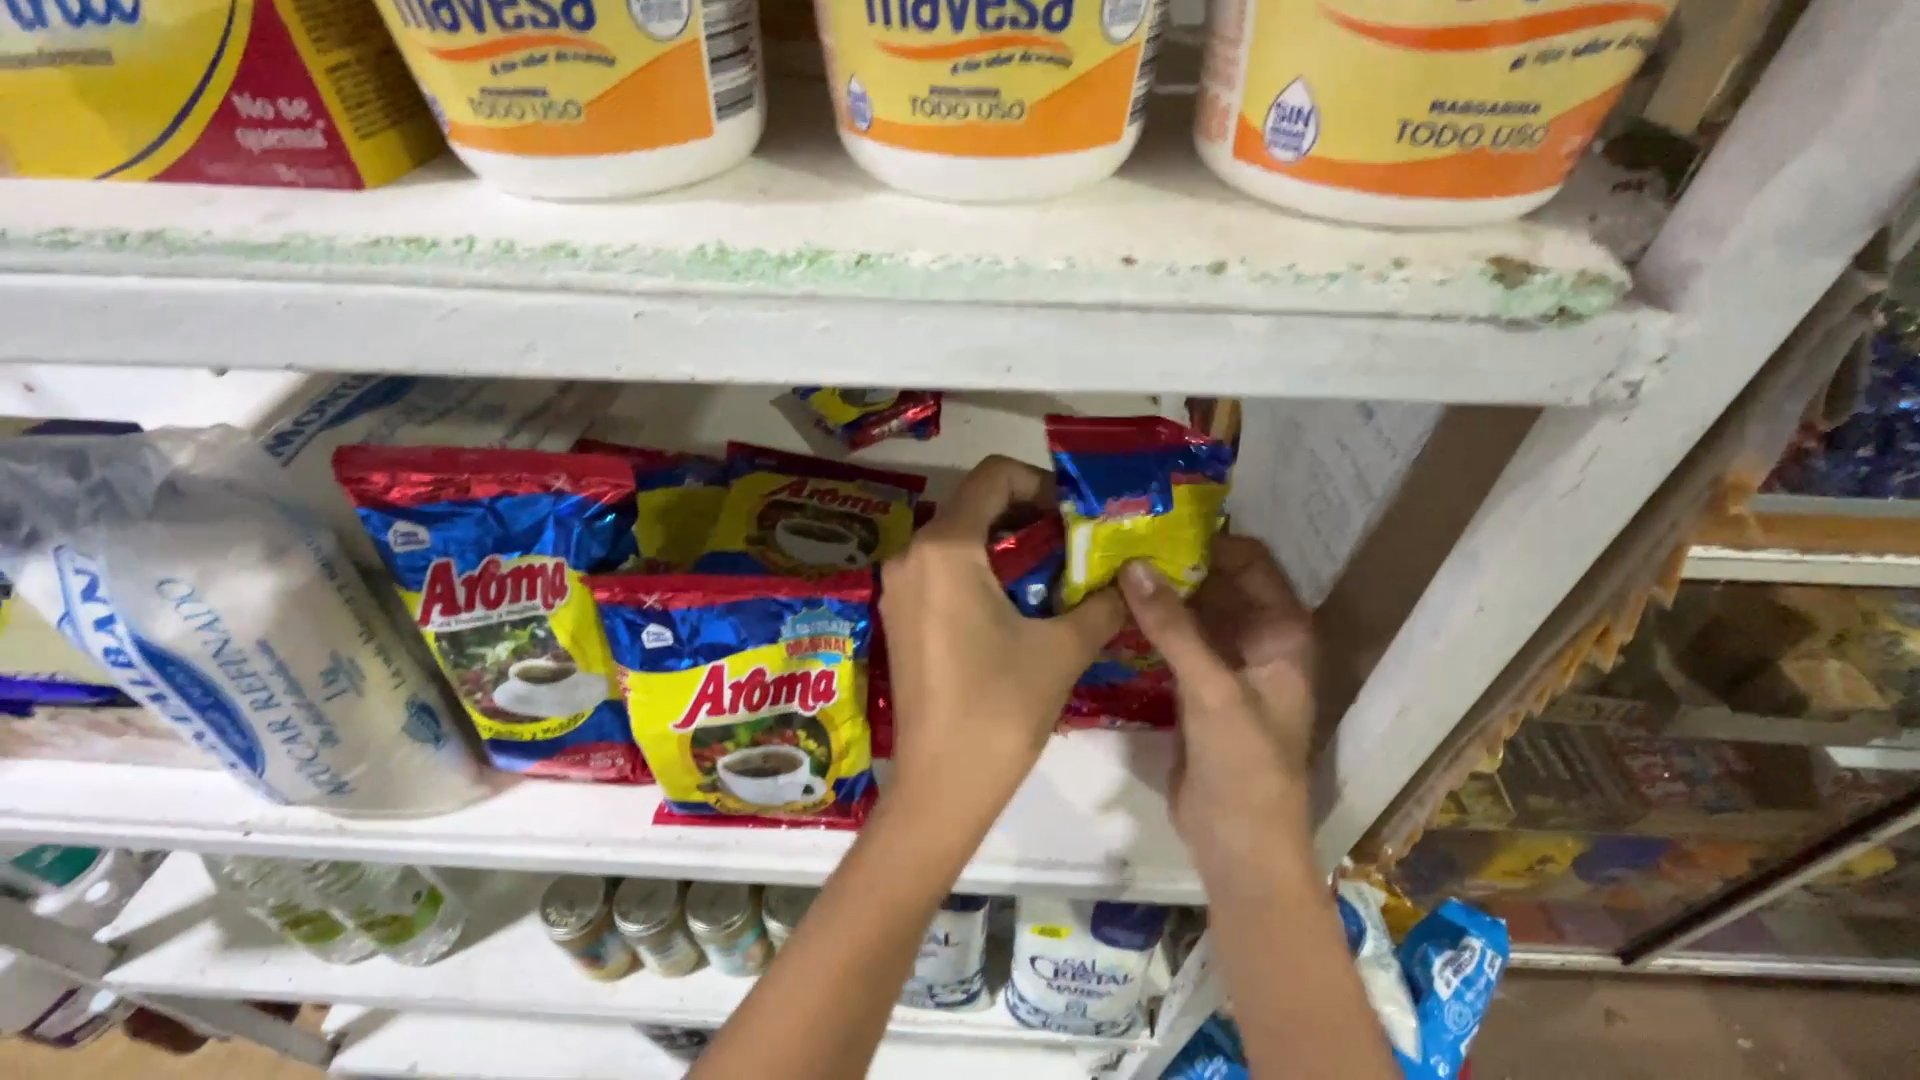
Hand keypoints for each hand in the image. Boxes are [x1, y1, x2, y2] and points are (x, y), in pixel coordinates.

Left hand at [880, 456, 1125, 815]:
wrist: (942, 784)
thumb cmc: (1001, 707)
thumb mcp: (1063, 648)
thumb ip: (1101, 603)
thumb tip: (1130, 580)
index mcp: (946, 548)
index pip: (993, 476)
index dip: (1039, 483)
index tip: (1074, 515)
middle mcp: (911, 556)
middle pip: (973, 505)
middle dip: (1026, 515)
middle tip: (1073, 544)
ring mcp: (898, 589)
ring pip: (956, 540)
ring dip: (1005, 545)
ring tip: (1053, 576)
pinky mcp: (898, 618)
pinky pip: (940, 572)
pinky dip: (979, 571)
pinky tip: (1016, 606)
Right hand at [1118, 536, 1314, 864]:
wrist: (1238, 845)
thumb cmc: (1246, 765)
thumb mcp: (1212, 690)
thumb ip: (1174, 628)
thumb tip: (1133, 565)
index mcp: (1282, 632)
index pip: (1249, 562)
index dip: (1208, 540)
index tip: (1154, 523)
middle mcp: (1257, 640)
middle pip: (1215, 585)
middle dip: (1173, 565)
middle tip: (1116, 540)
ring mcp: (1224, 665)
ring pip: (1189, 614)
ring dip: (1156, 596)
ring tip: (1103, 567)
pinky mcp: (1194, 690)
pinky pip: (1171, 645)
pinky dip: (1146, 629)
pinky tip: (1108, 613)